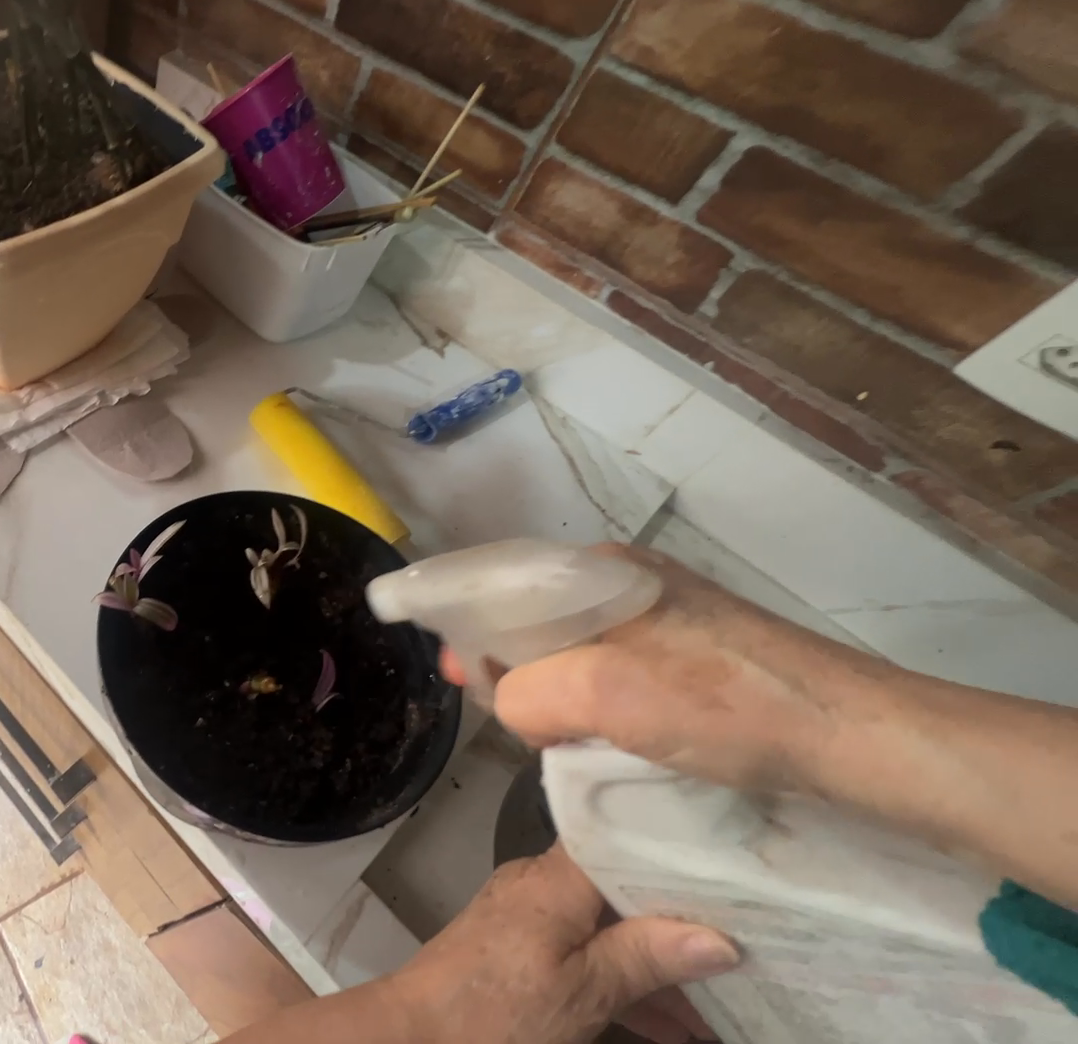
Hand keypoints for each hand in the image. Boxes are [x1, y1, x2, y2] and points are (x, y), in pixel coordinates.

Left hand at [384, 843, 738, 1043]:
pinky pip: (585, 957)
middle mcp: (540, 886)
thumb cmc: (500, 1006)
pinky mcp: (522, 951)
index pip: (615, 840)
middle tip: (755, 945)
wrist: (420, 1032)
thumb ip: (644, 958)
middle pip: (619, 889)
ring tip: (734, 1003)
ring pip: (608, 931)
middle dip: (680, 920)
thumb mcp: (583, 990)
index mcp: (553, 880)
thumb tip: (720, 936)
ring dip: (661, 967)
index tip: (732, 866)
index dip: (670, 851)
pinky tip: (680, 1030)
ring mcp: (529, 918)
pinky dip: (625, 986)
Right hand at [458, 544, 875, 793]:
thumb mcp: (591, 693)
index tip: (455, 674)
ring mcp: (664, 615)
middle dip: (508, 663)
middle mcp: (623, 581)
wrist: (853, 737)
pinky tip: (600, 729)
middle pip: (534, 618)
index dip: (468, 628)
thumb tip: (515, 708)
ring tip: (551, 728)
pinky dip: (591, 699)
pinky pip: (613, 669)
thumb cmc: (714, 701)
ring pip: (574, 647)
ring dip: (551, 687)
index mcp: (596, 569)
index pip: (502, 587)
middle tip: (503, 710)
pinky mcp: (695, 653)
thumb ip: (521, 694)